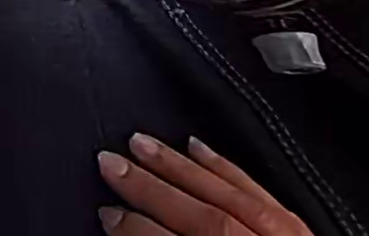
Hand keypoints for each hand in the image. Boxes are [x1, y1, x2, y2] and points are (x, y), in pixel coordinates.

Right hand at [97, 133, 313, 235]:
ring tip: (140, 141)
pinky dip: (225, 168)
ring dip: (178, 166)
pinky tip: (199, 147)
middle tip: (109, 162)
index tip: (107, 216)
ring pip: (230, 197)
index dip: (139, 232)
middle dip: (150, 189)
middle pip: (206, 220)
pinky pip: (261, 194)